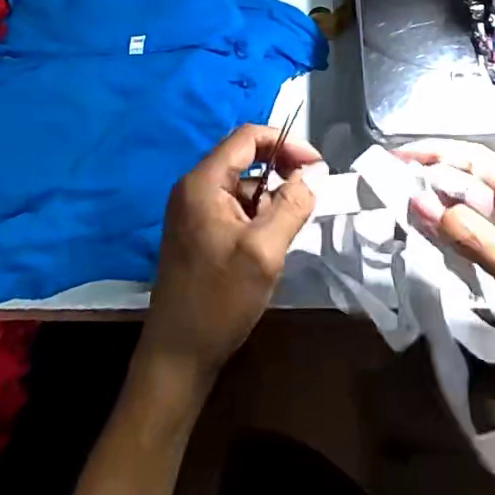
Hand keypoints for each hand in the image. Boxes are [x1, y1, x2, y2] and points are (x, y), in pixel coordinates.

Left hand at [143, 124, 320, 377]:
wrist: (178, 358)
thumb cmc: (219, 300)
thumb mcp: (264, 250)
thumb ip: (292, 205)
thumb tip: (313, 175)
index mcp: (203, 184)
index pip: (248, 137)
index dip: (286, 143)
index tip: (316, 166)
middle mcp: (194, 189)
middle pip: (246, 156)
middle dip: (282, 167)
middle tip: (311, 189)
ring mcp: (193, 212)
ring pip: (244, 183)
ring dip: (273, 193)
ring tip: (292, 221)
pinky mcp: (199, 232)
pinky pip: (236, 205)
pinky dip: (260, 212)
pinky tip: (273, 238)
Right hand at [398, 142, 494, 409]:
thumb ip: (474, 236)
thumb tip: (423, 201)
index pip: (480, 163)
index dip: (438, 154)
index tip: (397, 156)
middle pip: (473, 182)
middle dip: (433, 178)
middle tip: (388, 183)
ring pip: (473, 210)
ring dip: (438, 205)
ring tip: (398, 204)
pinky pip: (478, 238)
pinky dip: (451, 234)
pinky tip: (428, 236)